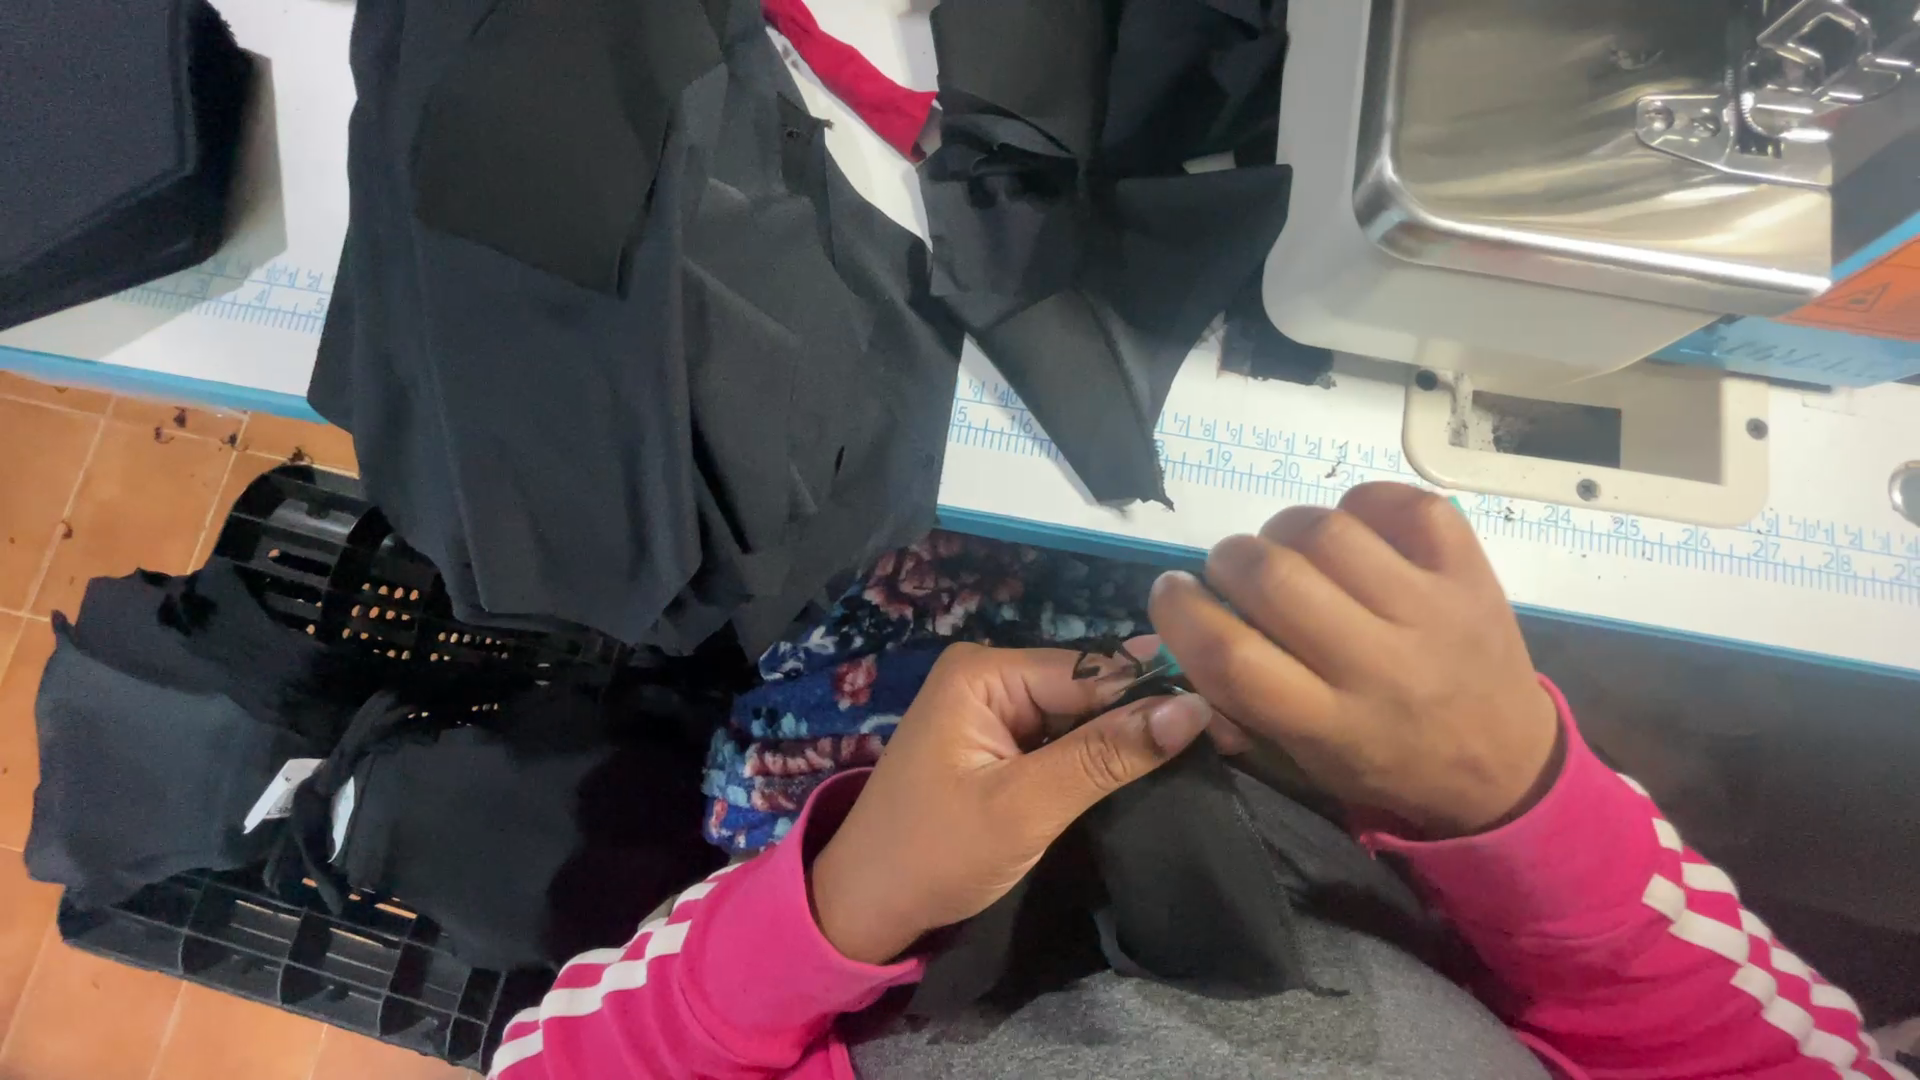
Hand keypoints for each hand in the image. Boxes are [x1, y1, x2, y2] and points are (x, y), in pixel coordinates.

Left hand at [808, 642, 1214, 964]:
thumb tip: (1192, 708)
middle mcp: (988, 673)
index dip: (1158, 689)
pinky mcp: (995, 738)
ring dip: (1126, 733)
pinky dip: (1096, 750)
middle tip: (1228, 732)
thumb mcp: (1026, 806)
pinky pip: (1058, 733)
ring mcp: (990, 705)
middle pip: (1085, 686)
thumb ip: (1105, 755)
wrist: (864, 904)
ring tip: (1205, 744)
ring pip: (1077, 711)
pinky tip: (1146, 759)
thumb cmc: (935, 854)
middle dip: (1146, 711)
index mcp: (984, 671)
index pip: (1089, 670)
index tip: (1231, 708)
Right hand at [1149, 482, 1559, 838]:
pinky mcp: (1471, 574)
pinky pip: (1405, 505)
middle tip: (1231, 573)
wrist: (1505, 770)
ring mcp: (1433, 612)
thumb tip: (1184, 624)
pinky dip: (1362, 503)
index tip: (1172, 592)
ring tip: (1288, 551)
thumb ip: (1234, 698)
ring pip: (1327, 531)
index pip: (1229, 655)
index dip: (1179, 610)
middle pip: (1272, 578)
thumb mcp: (1298, 757)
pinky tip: (1352, 531)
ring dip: (1283, 529)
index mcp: (1328, 723)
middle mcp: (1380, 665)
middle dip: (1227, 560)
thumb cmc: (1380, 765)